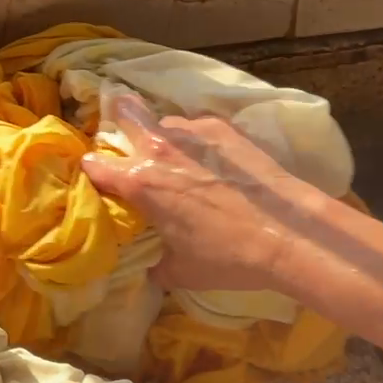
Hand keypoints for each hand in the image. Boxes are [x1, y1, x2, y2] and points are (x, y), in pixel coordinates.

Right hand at [82, 91, 325, 292]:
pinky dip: (199, 144)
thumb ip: (155, 262)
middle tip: (133, 146)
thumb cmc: (231, 257)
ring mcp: (190, 132)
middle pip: (123, 110)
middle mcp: (158, 147)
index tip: (99, 178)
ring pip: (164, 123)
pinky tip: (218, 165)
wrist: (290, 234)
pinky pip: (197, 129)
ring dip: (165, 139)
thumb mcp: (183, 272)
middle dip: (120, 121)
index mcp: (141, 182)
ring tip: (186, 162)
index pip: (94, 165)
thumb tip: (148, 264)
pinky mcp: (220, 127)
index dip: (91, 171)